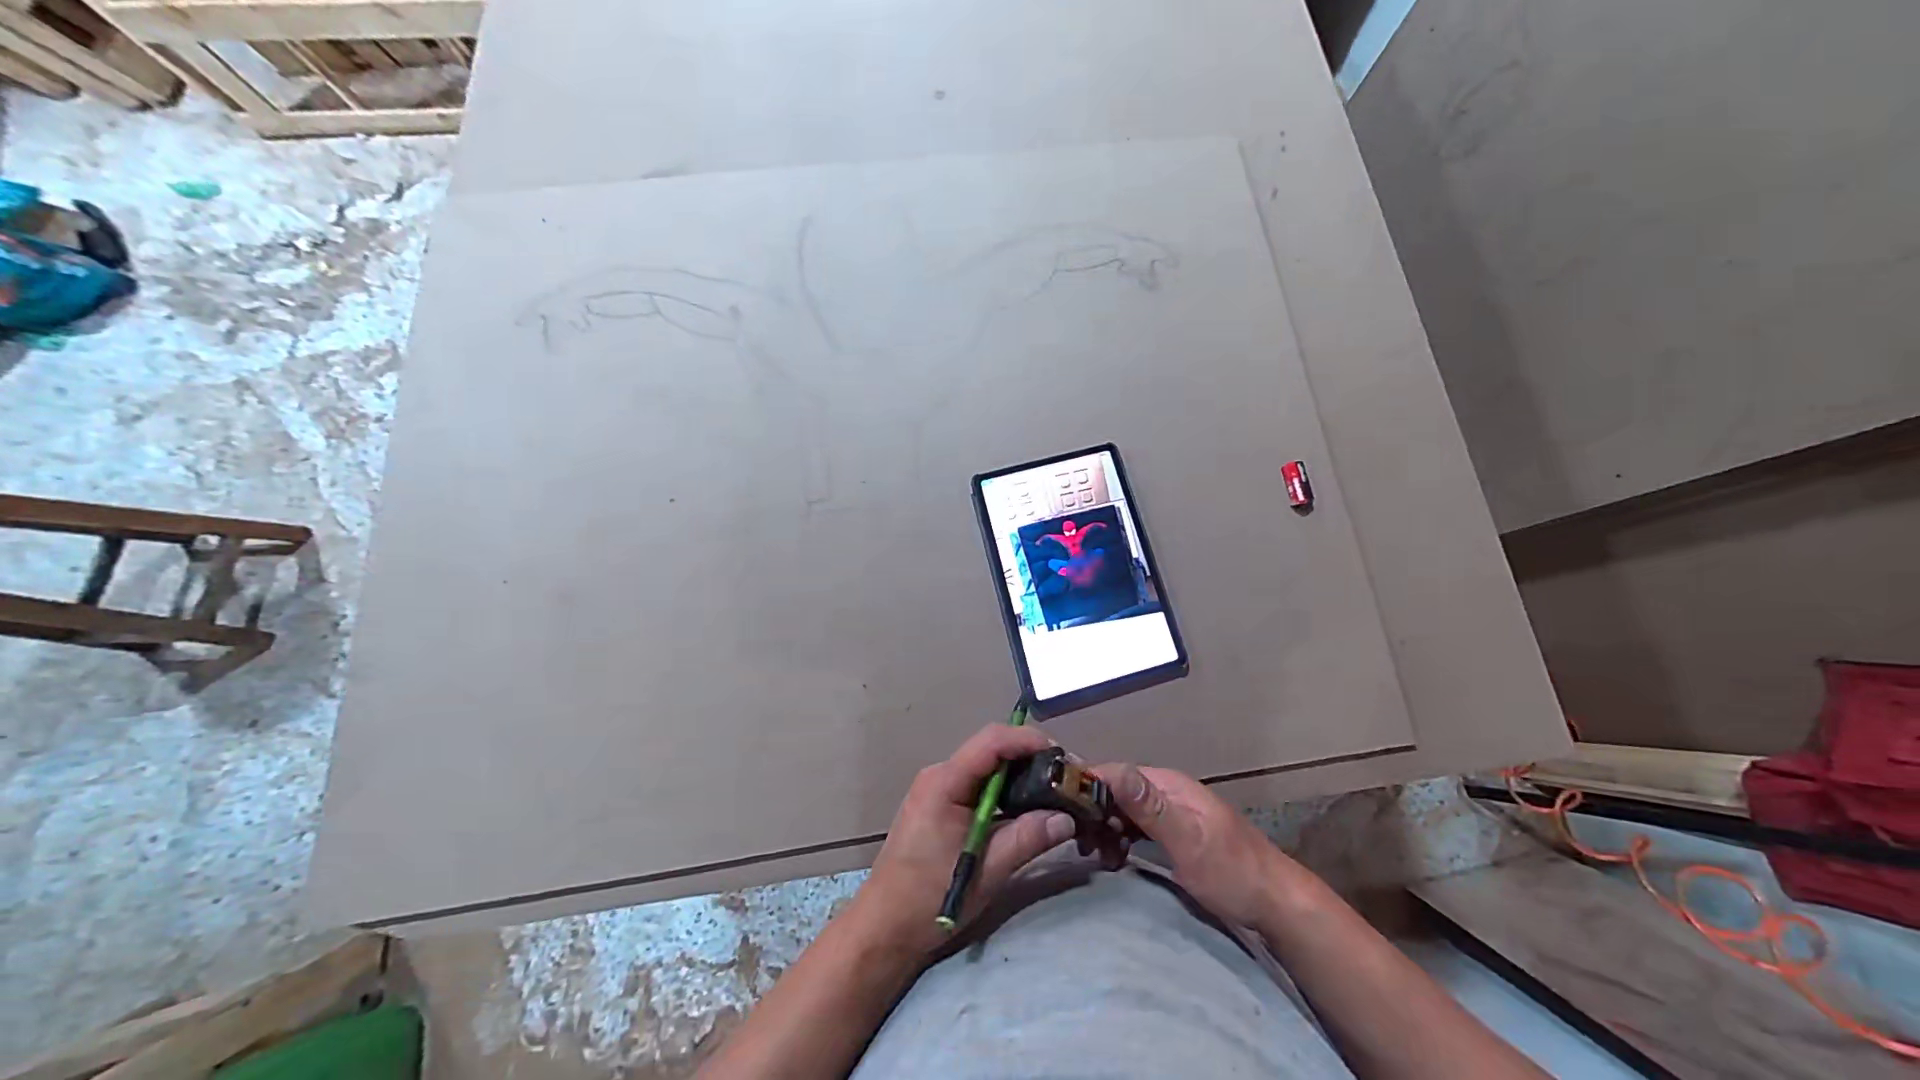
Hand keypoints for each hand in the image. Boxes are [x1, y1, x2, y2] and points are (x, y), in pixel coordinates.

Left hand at [850, 724, 1078, 954]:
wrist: (883, 928)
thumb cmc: (929, 898)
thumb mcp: (986, 871)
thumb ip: (1027, 838)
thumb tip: (1067, 818)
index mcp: (944, 783)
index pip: (992, 742)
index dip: (1029, 741)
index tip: (1063, 757)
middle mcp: (940, 776)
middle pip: (991, 751)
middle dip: (1032, 759)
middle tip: (1067, 781)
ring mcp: (938, 790)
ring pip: (987, 769)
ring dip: (1020, 777)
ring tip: (1055, 795)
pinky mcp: (941, 807)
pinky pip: (978, 787)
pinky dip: (1005, 793)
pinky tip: (1027, 811)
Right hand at [1092, 763, 1305, 928]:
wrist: (1276, 904)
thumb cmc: (1231, 872)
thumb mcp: (1187, 840)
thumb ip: (1150, 806)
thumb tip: (1112, 770)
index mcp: (1168, 784)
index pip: (1113, 772)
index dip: (1085, 786)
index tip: (1061, 810)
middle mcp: (1166, 790)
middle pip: (1115, 790)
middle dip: (1092, 812)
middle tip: (1078, 842)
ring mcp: (1170, 811)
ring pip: (1122, 810)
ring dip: (1104, 828)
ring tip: (1095, 854)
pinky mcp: (1172, 832)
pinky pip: (1134, 826)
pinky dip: (1119, 838)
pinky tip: (1113, 857)